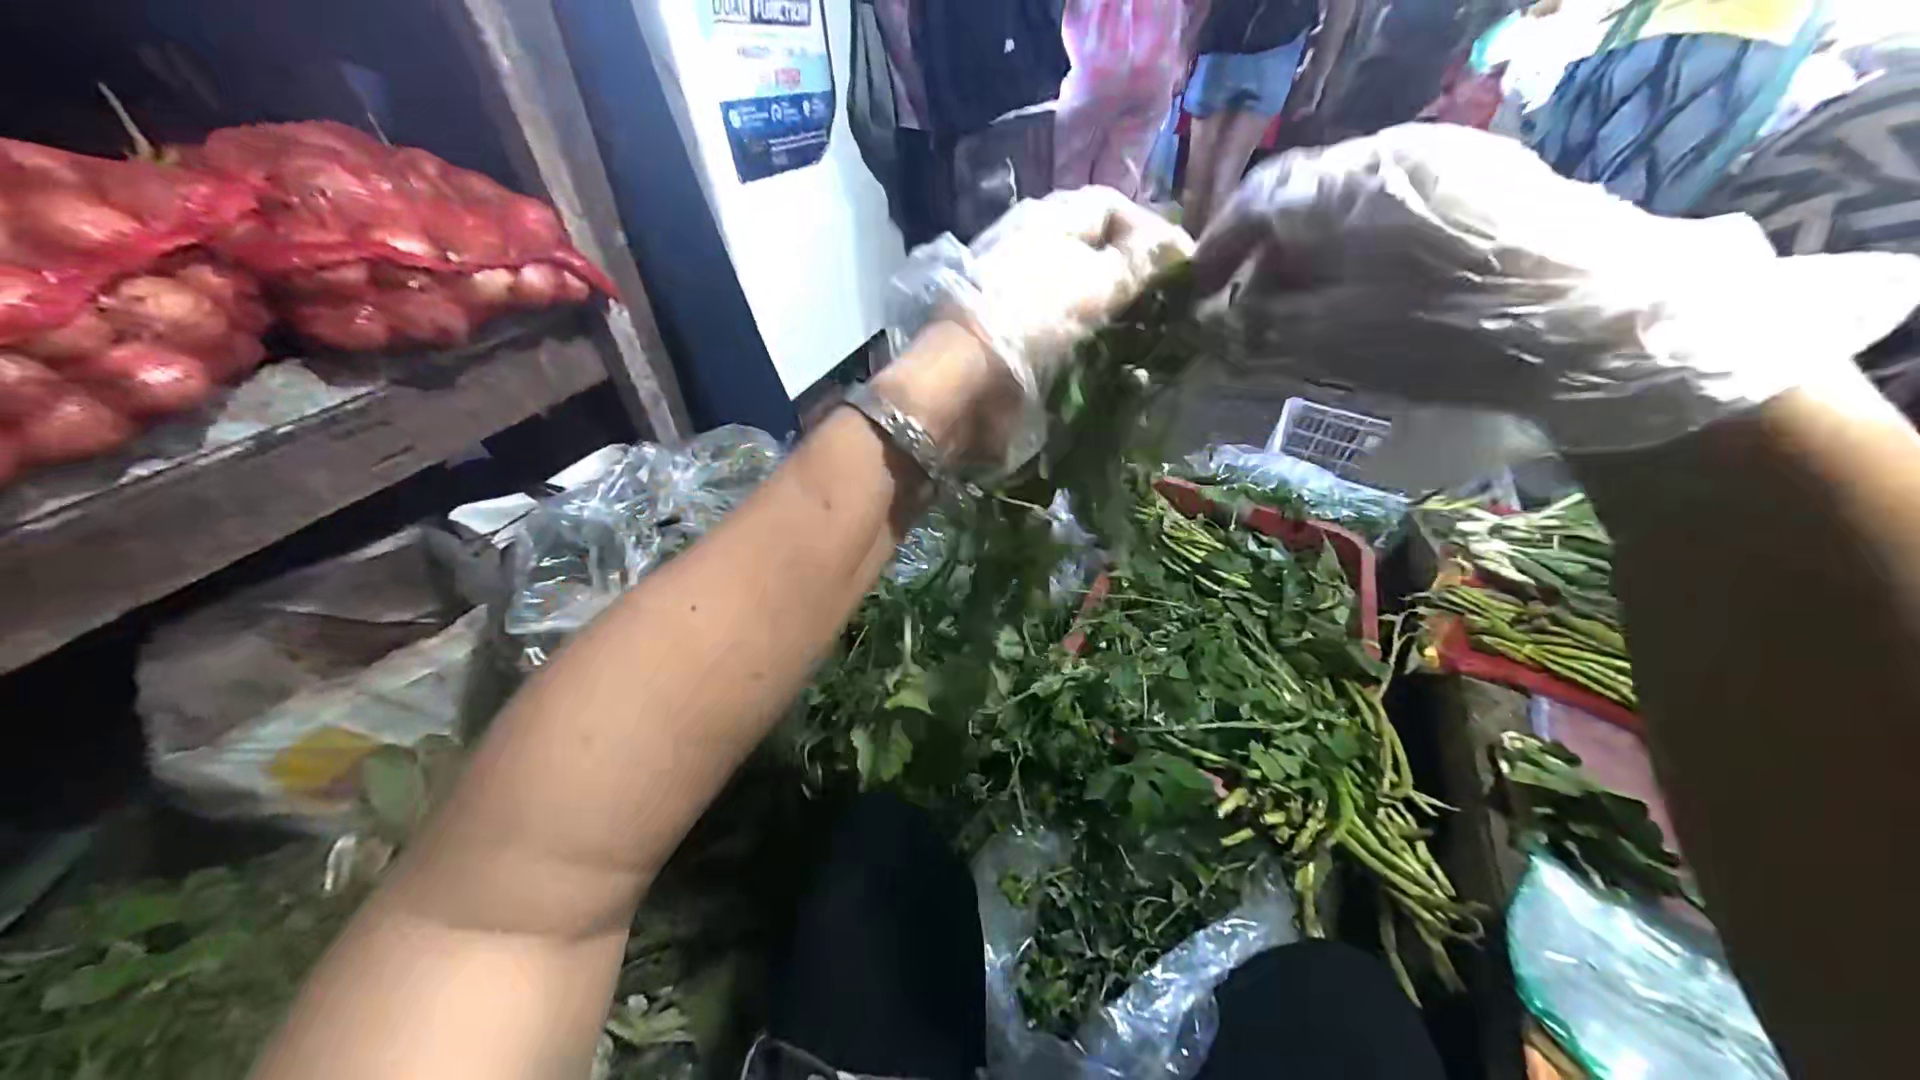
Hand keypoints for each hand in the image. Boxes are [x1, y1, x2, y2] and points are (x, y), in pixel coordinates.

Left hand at [886, 186, 1193, 475]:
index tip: (1183, 266)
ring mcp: (1019, 288)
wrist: (964, 379)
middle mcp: (1033, 245)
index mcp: (1051, 218)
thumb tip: (1177, 244)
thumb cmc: (1031, 319)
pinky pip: (1060, 323)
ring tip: (1144, 333)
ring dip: (1112, 309)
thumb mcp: (1094, 282)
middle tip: (1166, 305)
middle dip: (1132, 275)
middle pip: (1095, 250)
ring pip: (1079, 289)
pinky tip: (1105, 354)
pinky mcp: (1012, 329)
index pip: (1111, 207)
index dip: (1150, 231)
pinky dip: (1086, 335)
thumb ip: (1138, 261)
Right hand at [1191, 123, 1919, 449]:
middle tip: (1245, 310)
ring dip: (1305, 256)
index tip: (1195, 295)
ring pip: (1340, 204)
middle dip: (1259, 256)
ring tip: (1299, 310)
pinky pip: (1385, 207)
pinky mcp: (1478, 181)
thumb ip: (1260, 324)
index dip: (1215, 248)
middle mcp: (1389, 153)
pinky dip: (1349, 249)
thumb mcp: (1334, 339)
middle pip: (1295, 198)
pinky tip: (1358, 292)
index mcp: (1349, 184)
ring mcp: (1441, 161)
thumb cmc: (1448, 333)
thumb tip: (1213, 321)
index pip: (1254, 200)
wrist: (1601, 327)